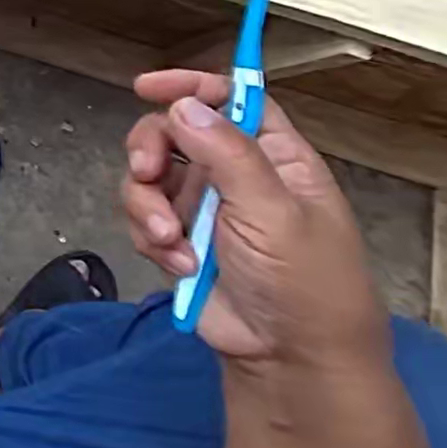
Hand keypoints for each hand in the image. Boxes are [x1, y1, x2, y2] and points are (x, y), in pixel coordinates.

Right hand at [121, 70, 388, 365]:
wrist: (287, 362)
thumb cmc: (303, 280)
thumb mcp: (274, 212)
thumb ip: (228, 153)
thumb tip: (183, 105)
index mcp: (270, 153)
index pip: (230, 98)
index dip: (191, 85)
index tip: (148, 86)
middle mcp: (232, 171)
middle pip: (174, 131)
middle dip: (151, 148)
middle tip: (145, 171)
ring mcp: (201, 205)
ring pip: (148, 175)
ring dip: (148, 205)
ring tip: (170, 240)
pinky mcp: (178, 239)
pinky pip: (144, 217)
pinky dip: (152, 237)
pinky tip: (179, 264)